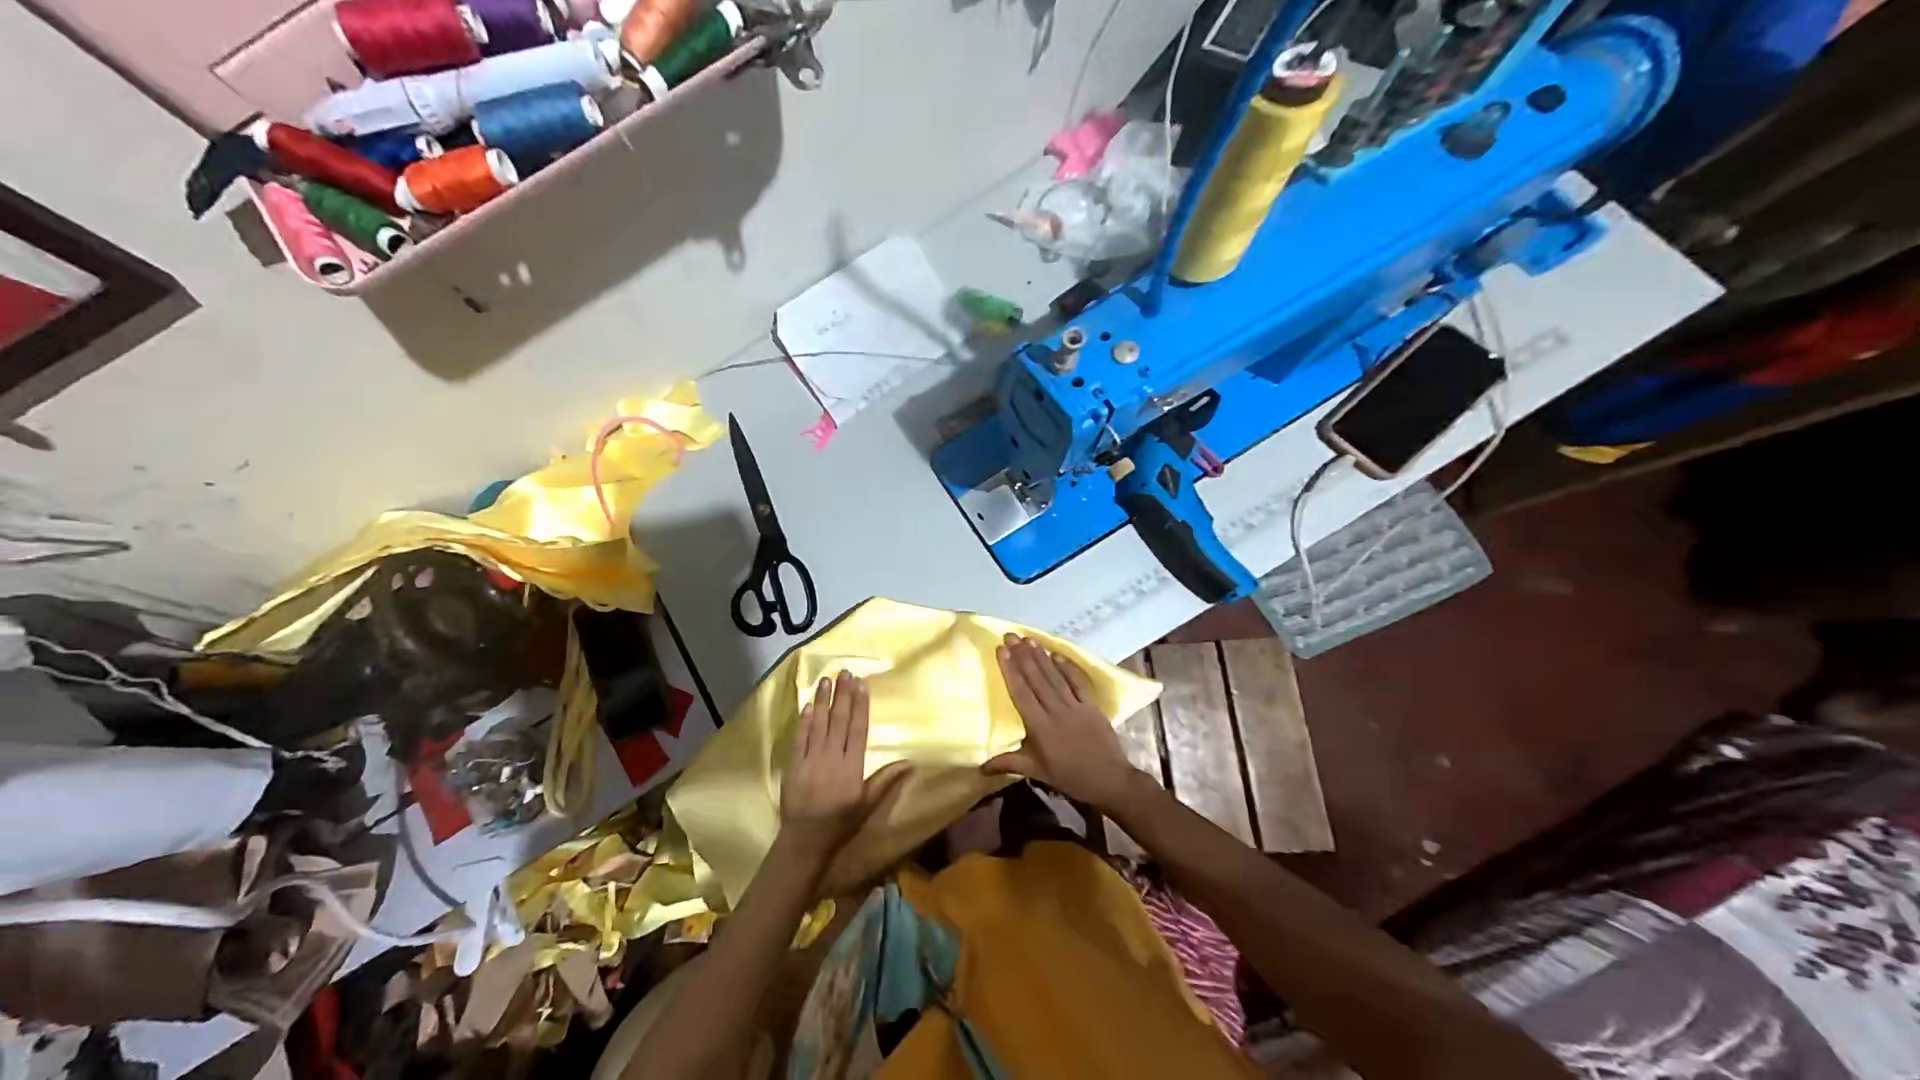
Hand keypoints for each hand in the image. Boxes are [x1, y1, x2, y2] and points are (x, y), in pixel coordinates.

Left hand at [780, 671, 909, 862]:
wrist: (805, 840)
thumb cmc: (841, 822)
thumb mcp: (868, 804)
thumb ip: (886, 780)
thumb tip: (909, 762)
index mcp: (852, 766)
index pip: (858, 728)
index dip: (860, 705)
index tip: (862, 684)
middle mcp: (832, 757)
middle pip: (839, 720)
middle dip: (843, 694)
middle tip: (845, 672)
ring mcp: (811, 759)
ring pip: (819, 723)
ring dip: (823, 700)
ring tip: (827, 679)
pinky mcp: (794, 764)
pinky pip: (800, 737)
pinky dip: (805, 720)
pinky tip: (809, 705)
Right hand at [984, 634, 1142, 810]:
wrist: (1109, 780)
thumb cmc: (1069, 777)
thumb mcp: (1037, 772)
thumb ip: (1009, 764)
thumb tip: (980, 767)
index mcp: (1040, 727)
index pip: (1022, 693)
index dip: (1011, 670)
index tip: (1002, 650)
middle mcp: (1057, 711)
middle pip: (1037, 679)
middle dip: (1023, 656)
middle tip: (1011, 636)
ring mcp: (1076, 706)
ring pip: (1055, 677)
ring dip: (1041, 657)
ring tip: (1029, 640)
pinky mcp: (1092, 706)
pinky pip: (1078, 683)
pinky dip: (1068, 668)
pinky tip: (1056, 655)